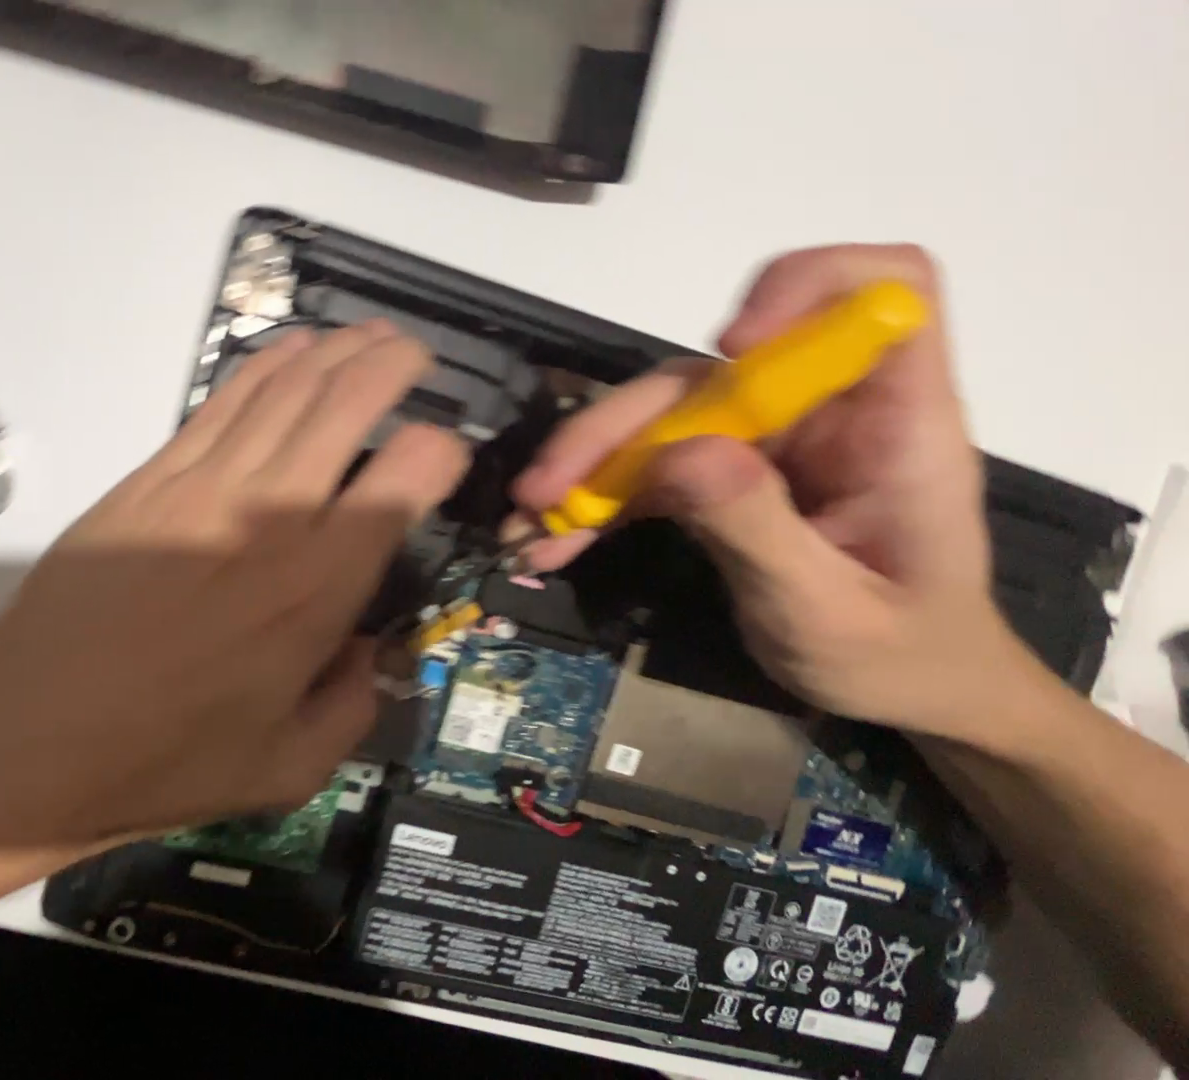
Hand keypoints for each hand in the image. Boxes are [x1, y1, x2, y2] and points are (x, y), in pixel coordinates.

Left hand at [0, 322, 468, 845]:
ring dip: (336, 353)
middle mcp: (268, 518)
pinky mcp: (148, 479)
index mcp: (316, 590)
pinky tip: (290, 354)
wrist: (29, 735)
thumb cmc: (162, 761)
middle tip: (415, 358)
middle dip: (392, 368)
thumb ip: (352, 706)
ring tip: (368, 339)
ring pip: (285, 390)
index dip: (439, 452)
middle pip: (343, 406)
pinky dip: (265, 367)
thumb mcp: (286, 770)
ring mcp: (201, 487)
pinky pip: (221, 403)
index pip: (403, 479)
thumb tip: (371, 652)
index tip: (444, 454)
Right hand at [513, 244, 1037, 740]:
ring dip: (583, 468)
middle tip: (543, 491)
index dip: (804, 291)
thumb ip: (757, 528)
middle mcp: (818, 415)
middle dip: (615, 425)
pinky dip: (592, 503)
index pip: (879, 291)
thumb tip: (678, 454)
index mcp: (892, 423)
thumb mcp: (827, 611)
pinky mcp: (719, 476)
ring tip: (526, 527)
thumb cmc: (897, 657)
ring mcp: (762, 444)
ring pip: (657, 420)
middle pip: (708, 374)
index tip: (730, 348)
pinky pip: (644, 469)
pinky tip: (549, 543)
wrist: (902, 691)